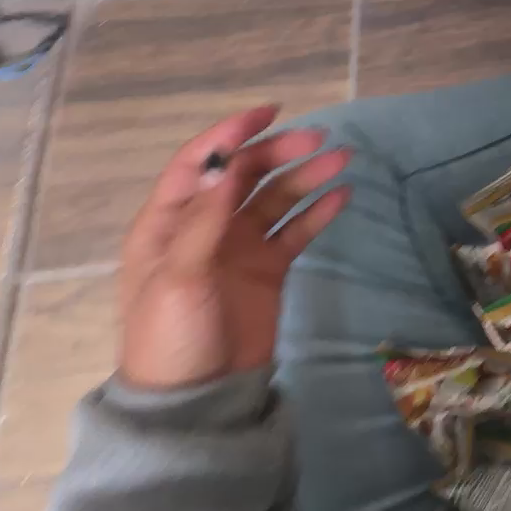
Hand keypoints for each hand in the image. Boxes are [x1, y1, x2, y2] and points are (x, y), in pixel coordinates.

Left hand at [117, 106, 351, 390]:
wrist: (197, 399)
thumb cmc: (173, 335)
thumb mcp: (179, 277)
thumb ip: (203, 219)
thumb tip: (226, 163)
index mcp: (168, 224)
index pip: (201, 164)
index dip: (231, 134)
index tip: (270, 111)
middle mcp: (205, 226)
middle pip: (246, 175)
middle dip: (280, 152)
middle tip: (320, 139)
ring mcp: (240, 246)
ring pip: (277, 197)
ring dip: (306, 176)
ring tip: (342, 160)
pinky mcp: (268, 265)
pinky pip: (296, 228)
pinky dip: (318, 211)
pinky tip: (342, 195)